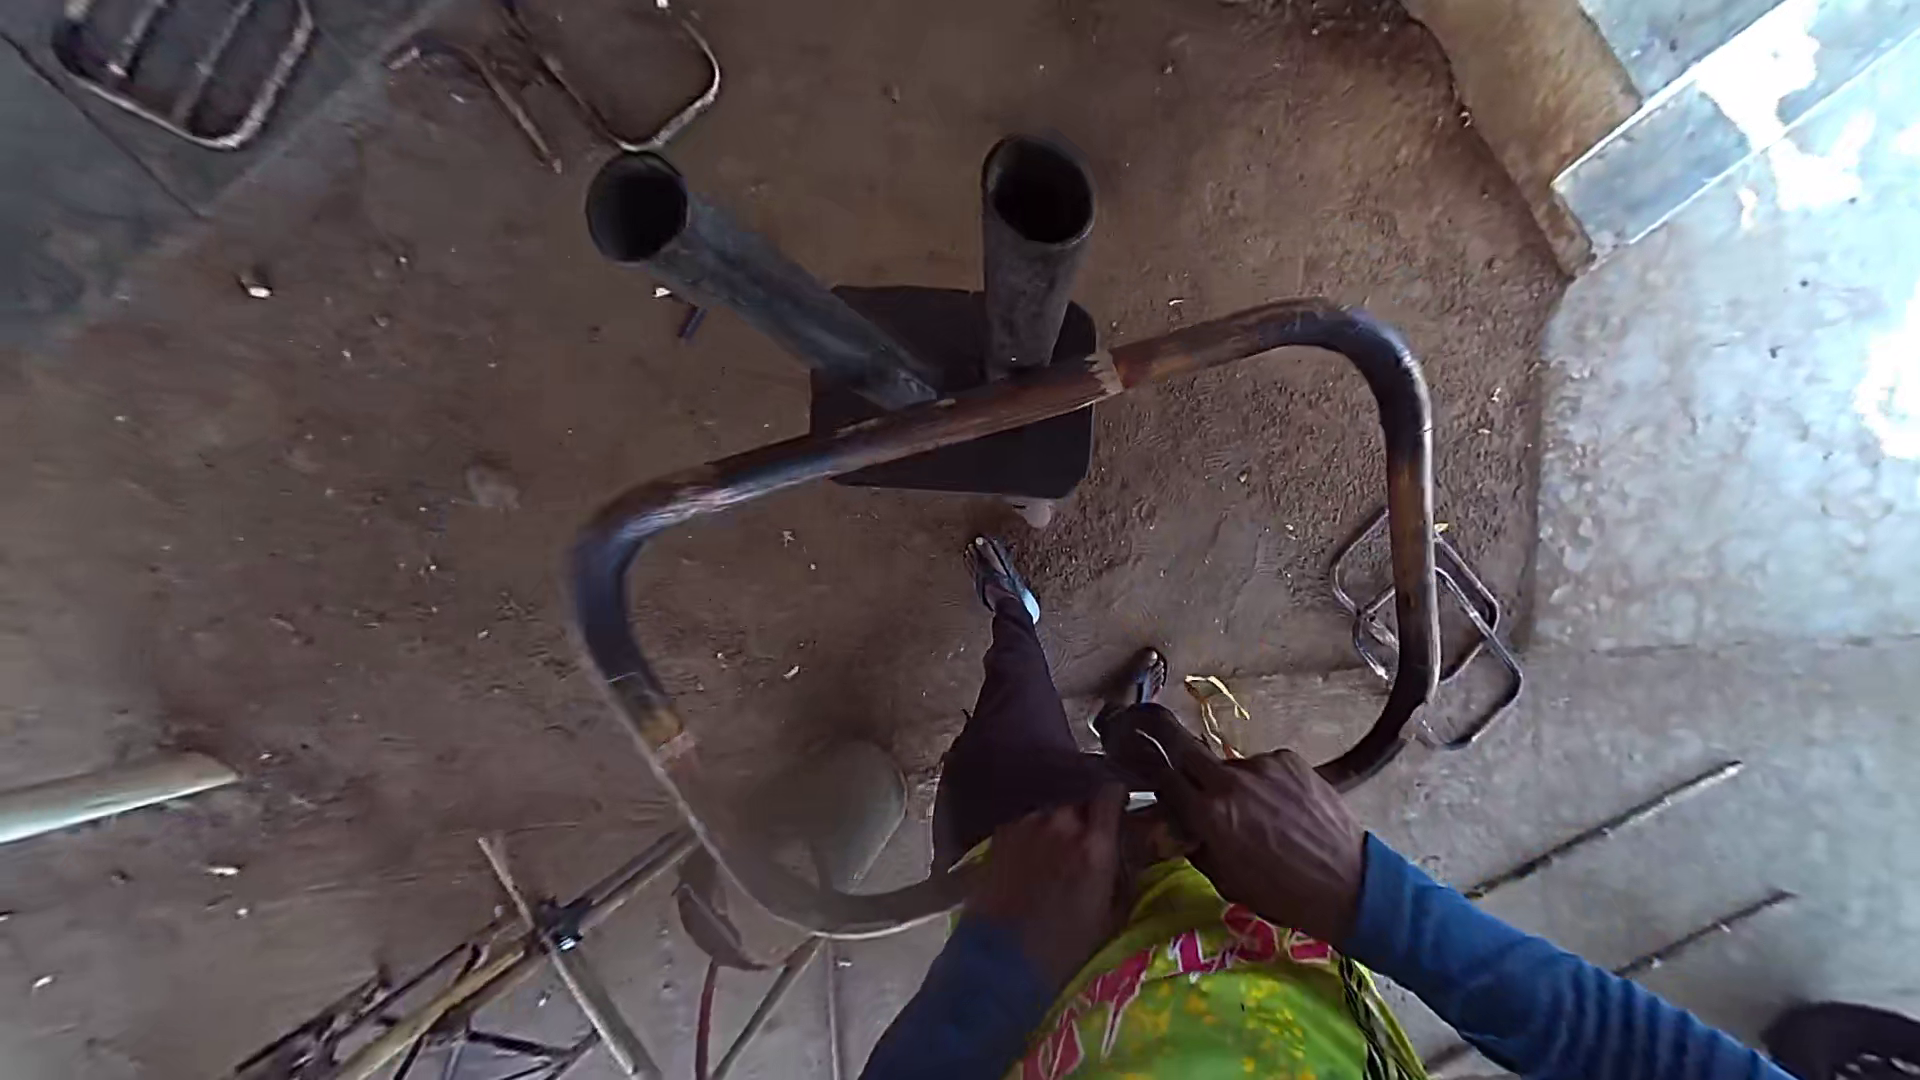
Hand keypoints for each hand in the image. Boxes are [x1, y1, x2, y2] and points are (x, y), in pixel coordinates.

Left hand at [966, 785, 1127, 989]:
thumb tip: (1127, 849)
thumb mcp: (1110, 914)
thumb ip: (1122, 872)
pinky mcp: (1002, 832)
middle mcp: (1062, 822)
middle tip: (1082, 848)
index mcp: (1094, 844)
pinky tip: (1027, 865)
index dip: (1115, 797)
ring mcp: (1028, 824)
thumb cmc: (1064, 947)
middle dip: (1083, 822)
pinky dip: (1031, 838)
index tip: (1117, 806)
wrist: (1000, 958)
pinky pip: (1026, 826)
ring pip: (1050, 815)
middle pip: (1078, 806)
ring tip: (1051, 860)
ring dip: (1055, 830)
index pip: (1110, 794)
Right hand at [1156, 745, 1365, 944]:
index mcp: (1209, 813)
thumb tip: (1182, 824)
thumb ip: (1197, 844)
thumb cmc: (1283, 893)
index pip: (1166, 779)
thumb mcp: (1226, 879)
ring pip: (1232, 765)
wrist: (1352, 886)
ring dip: (1236, 782)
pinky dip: (1268, 781)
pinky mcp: (1289, 759)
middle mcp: (1229, 781)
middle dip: (1187, 765)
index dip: (1164, 784)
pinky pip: (1265, 765)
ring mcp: (1261, 765)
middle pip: (1188, 752)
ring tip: (1261, 809)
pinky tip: (1285, 804)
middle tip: (1199, 784)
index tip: (1168, 789)